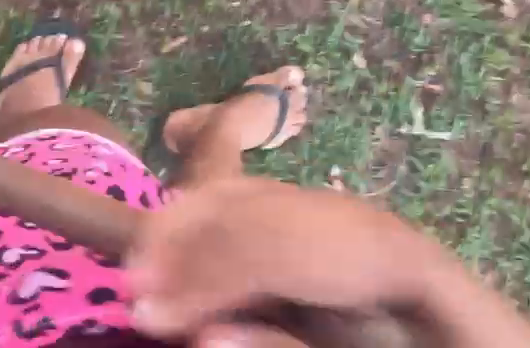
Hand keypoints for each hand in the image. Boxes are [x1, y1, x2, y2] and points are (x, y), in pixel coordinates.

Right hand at [127, 177, 441, 342]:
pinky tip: (178, 252)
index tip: (145, 308)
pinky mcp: (330, 235)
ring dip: (187, 226)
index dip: (206, 271)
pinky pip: (258, 211)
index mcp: (401, 261)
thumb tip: (203, 335)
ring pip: (253, 196)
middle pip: (259, 204)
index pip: (282, 244)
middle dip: (185, 236)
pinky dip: (209, 226)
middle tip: (128, 282)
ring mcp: (350, 223)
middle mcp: (368, 224)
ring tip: (142, 266)